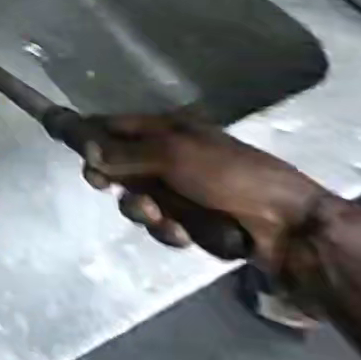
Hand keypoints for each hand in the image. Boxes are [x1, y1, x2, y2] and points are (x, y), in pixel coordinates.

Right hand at [80, 113, 329, 269]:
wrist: (294, 229)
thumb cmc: (231, 176)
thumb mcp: (172, 155)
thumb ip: (124, 153)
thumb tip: (85, 149)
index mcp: (168, 130)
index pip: (114, 125)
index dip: (89, 133)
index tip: (66, 142)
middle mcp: (171, 157)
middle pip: (120, 165)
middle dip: (113, 178)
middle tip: (102, 185)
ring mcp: (184, 192)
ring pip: (138, 199)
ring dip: (142, 209)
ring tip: (157, 217)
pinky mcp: (195, 224)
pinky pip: (163, 225)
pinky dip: (168, 230)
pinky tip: (181, 234)